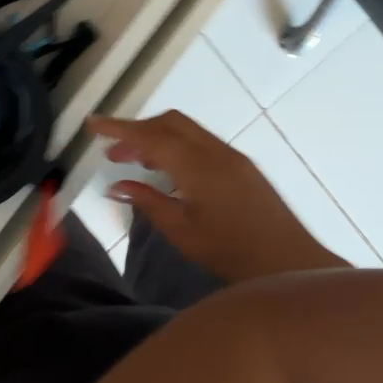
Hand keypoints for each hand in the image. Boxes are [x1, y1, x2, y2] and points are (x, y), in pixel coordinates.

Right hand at [86, 112, 346, 283]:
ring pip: (187, 131)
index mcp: (198, 166)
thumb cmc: (231, 252)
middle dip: (138, 130)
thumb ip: (148, 203)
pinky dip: (177, 146)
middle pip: (170, 122)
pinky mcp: (242, 166)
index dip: (119, 128)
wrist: (289, 260)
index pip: (151, 136)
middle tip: (111, 152)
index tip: (93, 124)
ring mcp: (232, 156)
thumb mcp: (182, 231)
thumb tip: (117, 185)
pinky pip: (201, 143)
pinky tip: (166, 171)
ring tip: (133, 162)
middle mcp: (216, 151)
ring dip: (158, 138)